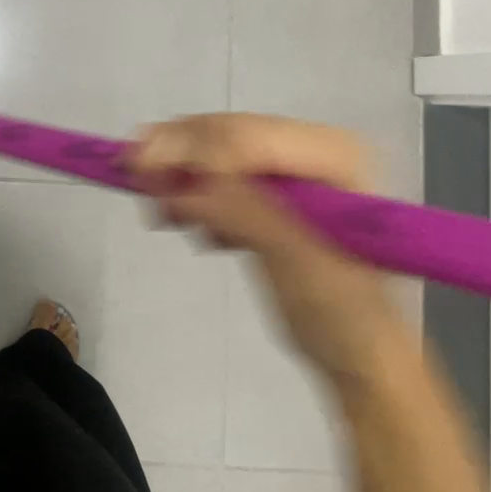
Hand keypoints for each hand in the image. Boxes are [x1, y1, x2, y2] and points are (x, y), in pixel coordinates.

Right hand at [126, 113, 405, 386]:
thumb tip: (184, 188)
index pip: (249, 135)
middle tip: (131, 176)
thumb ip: (246, 214)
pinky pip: (215, 176)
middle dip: (177, 155)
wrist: (359, 356)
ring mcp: (287, 170)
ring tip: (159, 210)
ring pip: (213, 152)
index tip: (141, 167)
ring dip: (177, 173)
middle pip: (226, 136)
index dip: (193, 146)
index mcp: (332, 155)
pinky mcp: (267, 193)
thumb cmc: (343, 315)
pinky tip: (181, 217)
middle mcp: (310, 149)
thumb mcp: (297, 263)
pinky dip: (190, 191)